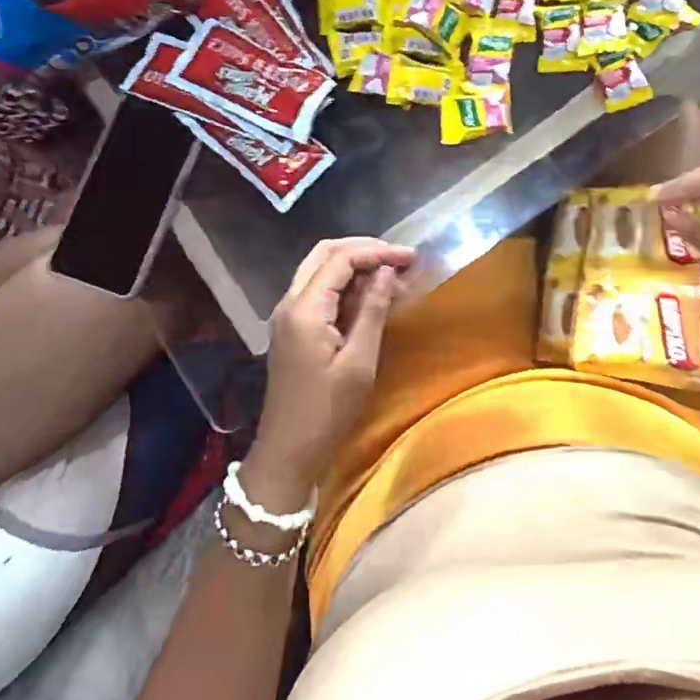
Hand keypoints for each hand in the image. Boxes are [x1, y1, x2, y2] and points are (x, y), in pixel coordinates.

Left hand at [249, 237, 415, 498]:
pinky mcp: (292, 329)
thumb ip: (373, 311)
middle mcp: (290, 303)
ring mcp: (287, 315)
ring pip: (319, 270)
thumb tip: (388, 272)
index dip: (378, 253)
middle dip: (363, 250)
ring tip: (392, 274)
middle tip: (400, 258)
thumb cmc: (327, 410)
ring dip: (354, 265)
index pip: (341, 260)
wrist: (288, 450)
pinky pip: (318, 292)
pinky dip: (345, 285)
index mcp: (304, 309)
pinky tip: (371, 295)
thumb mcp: (359, 362)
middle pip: (324, 254)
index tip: (412, 258)